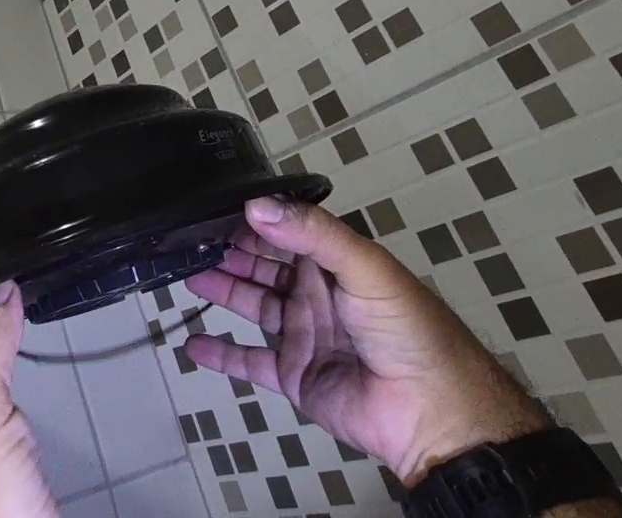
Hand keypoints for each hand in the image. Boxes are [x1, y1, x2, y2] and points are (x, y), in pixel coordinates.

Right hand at [183, 196, 549, 486]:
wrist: (436, 416)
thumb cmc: (408, 331)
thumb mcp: (367, 269)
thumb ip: (313, 233)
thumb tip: (254, 206)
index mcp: (332, 263)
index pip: (283, 232)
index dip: (250, 219)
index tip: (209, 207)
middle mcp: (313, 292)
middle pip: (261, 266)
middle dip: (227, 251)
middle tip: (185, 239)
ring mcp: (302, 334)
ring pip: (251, 305)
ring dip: (220, 290)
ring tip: (185, 276)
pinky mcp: (294, 375)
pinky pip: (249, 362)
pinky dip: (221, 355)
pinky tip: (192, 345)